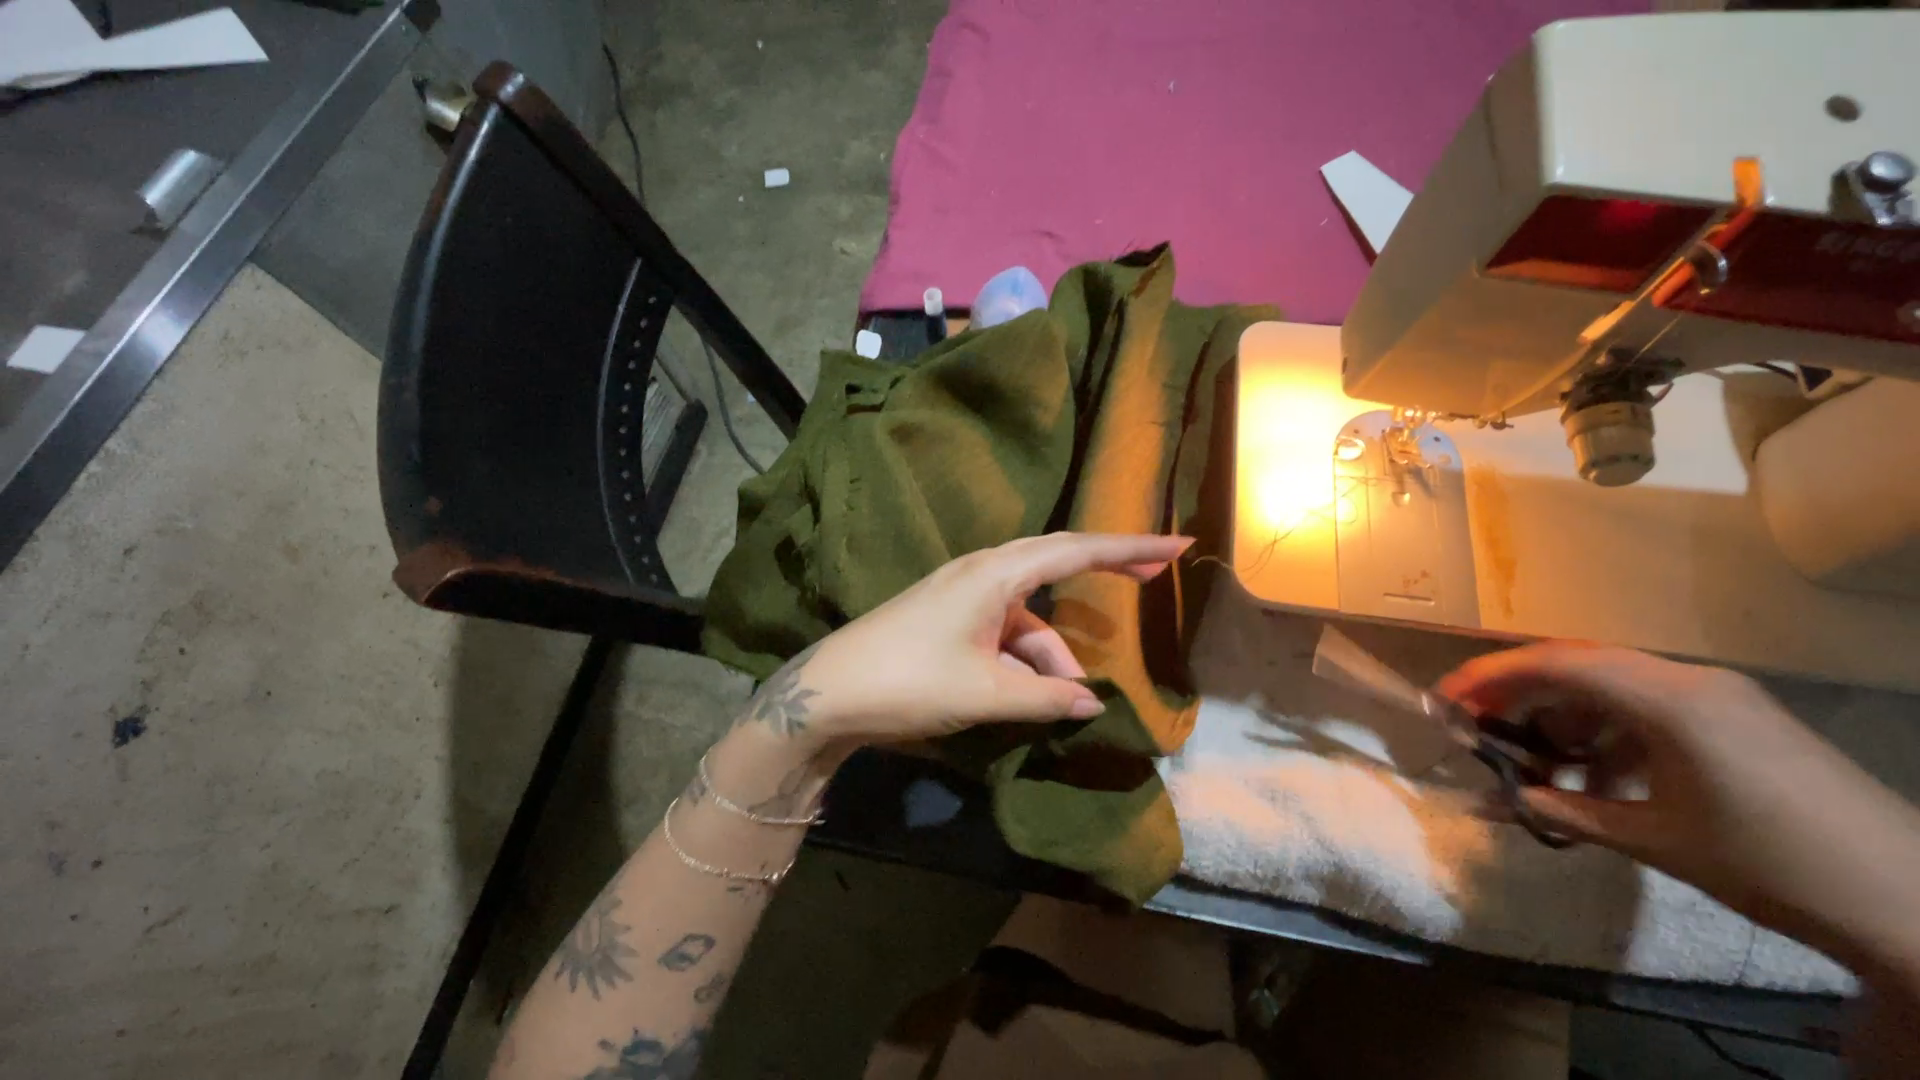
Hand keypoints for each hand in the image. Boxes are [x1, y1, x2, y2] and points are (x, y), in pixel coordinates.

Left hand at [737, 532, 1191, 747]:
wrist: (827, 693)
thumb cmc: (910, 681)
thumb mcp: (986, 693)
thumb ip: (1045, 699)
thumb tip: (1092, 705)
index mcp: (994, 573)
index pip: (1076, 549)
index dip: (1129, 547)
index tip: (1176, 544)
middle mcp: (981, 572)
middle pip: (1056, 563)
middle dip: (1103, 572)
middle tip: (1153, 574)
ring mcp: (961, 595)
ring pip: (1027, 615)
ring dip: (1052, 653)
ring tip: (1068, 699)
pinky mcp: (947, 619)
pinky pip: (1002, 631)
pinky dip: (1023, 659)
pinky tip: (1031, 696)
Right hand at [1437, 643, 1919, 973]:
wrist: (1907, 900)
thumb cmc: (1768, 865)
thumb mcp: (1651, 841)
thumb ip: (1563, 812)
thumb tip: (1491, 804)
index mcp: (1670, 700)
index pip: (1558, 662)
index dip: (1491, 676)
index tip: (1445, 700)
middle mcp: (1692, 681)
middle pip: (1580, 665)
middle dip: (1519, 693)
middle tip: (1475, 726)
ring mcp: (1721, 696)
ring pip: (1613, 685)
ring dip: (1565, 718)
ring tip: (1539, 766)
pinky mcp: (1739, 717)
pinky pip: (1650, 707)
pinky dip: (1608, 732)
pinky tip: (1599, 777)